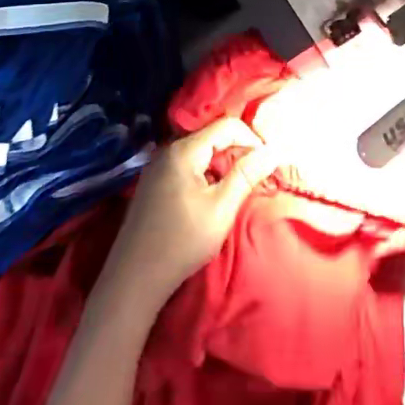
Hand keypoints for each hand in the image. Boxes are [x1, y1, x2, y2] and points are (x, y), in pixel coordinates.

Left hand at [103, 118, 281, 301]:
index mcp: (183, 150)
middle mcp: (168, 150)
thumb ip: (246, 175)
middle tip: (257, 175)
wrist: (133, 279)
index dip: (251, 139)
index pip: (226, 125)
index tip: (267, 162)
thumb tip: (272, 151)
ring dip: (223, 163)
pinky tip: (214, 196)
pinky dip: (207, 173)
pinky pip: (188, 165)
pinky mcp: (154, 183)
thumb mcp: (221, 208)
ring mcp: (157, 166)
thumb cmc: (181, 242)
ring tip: (239, 187)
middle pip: (212, 136)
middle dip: (238, 151)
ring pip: (201, 151)